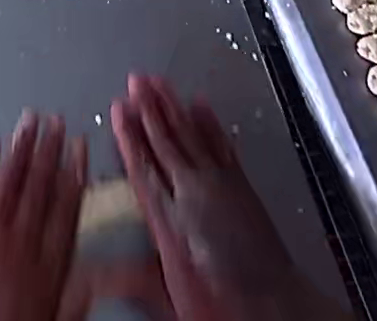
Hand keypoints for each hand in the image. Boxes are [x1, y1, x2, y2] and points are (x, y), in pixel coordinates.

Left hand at [0, 111, 87, 320]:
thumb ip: (72, 302)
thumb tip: (91, 279)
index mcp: (47, 267)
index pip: (67, 207)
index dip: (75, 172)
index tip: (79, 145)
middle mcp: (21, 243)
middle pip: (40, 185)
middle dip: (50, 149)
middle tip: (56, 120)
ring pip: (10, 181)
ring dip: (21, 147)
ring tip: (30, 119)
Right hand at [111, 75, 351, 320]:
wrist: (275, 308)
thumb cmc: (221, 307)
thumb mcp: (171, 296)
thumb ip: (137, 274)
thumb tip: (100, 268)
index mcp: (171, 220)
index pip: (143, 168)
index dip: (128, 135)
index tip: (118, 108)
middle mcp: (193, 192)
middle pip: (166, 141)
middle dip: (148, 108)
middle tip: (136, 79)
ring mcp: (219, 182)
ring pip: (190, 134)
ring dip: (173, 106)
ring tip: (159, 82)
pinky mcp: (240, 182)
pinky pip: (220, 144)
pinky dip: (210, 122)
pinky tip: (200, 104)